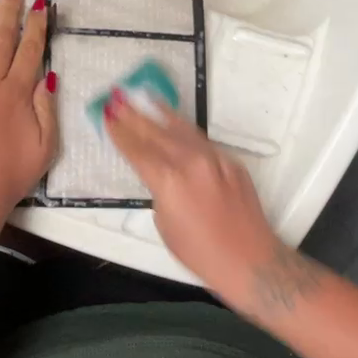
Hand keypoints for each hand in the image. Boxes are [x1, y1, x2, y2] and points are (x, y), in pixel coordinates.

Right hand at [104, 93, 283, 290]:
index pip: (138, 151)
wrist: (249, 259)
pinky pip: (201, 141)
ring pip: (182, 130)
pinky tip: (176, 124)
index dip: (121, 133)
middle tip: (118, 100)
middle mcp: (191, 163)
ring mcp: (214, 159)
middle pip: (157, 133)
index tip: (108, 117)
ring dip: (161, 114)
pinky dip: (184, 130)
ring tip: (145, 98)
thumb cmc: (200, 253)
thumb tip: (159, 175)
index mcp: (169, 181)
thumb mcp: (165, 225)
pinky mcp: (230, 162)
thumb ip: (160, 192)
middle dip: (135, 117)